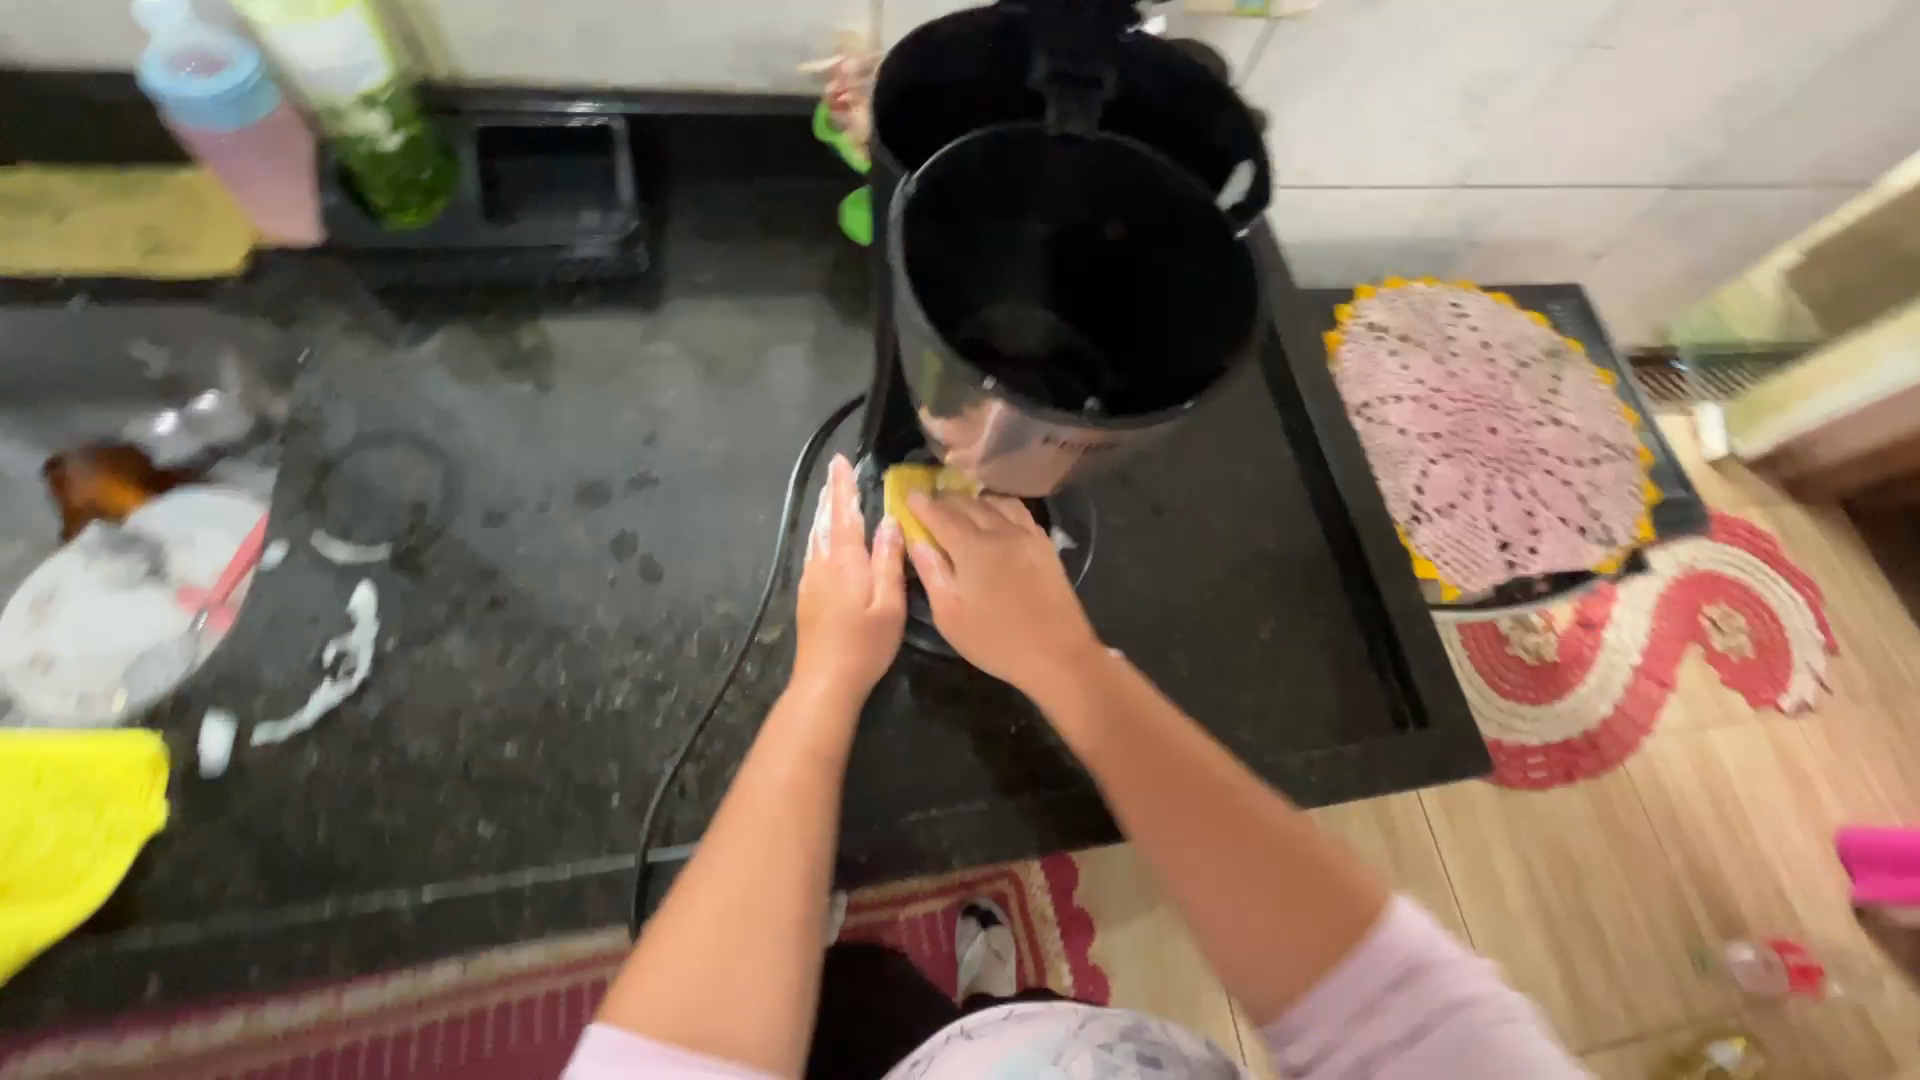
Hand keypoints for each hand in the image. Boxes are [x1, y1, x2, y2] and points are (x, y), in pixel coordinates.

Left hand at [792, 454, 906, 704]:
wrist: (826, 680)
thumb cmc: (865, 644)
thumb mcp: (889, 604)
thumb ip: (889, 561)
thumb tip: (889, 521)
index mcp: (846, 562)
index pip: (844, 514)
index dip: (843, 486)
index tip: (840, 461)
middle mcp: (822, 564)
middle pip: (825, 521)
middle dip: (831, 495)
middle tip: (835, 472)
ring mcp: (810, 580)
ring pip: (815, 536)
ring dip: (823, 513)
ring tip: (829, 497)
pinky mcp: (806, 596)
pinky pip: (812, 552)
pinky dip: (819, 534)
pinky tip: (822, 539)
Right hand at [905, 491, 1103, 694]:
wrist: (1058, 654)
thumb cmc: (996, 641)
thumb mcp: (950, 615)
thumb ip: (931, 573)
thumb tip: (916, 541)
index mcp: (973, 548)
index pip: (941, 515)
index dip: (922, 505)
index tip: (908, 495)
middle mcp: (1001, 531)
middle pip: (969, 504)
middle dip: (946, 501)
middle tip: (930, 503)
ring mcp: (1028, 536)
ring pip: (997, 503)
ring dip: (974, 501)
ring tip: (962, 507)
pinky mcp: (1046, 546)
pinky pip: (1019, 513)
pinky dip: (1000, 507)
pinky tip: (997, 517)